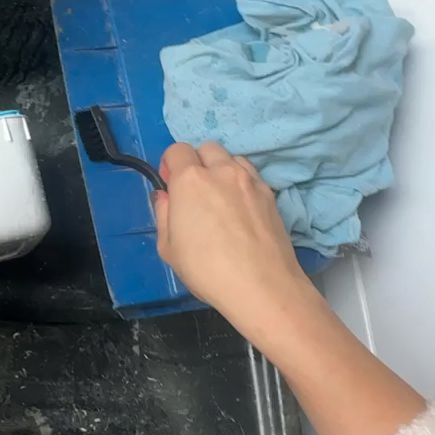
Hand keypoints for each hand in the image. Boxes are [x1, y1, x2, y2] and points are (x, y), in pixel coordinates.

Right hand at [154, 143, 322, 343]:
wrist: (261, 286)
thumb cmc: (206, 269)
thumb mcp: (168, 247)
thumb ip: (163, 214)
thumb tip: (165, 196)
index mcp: (190, 180)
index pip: (177, 150)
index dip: (170, 165)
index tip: (170, 186)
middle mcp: (221, 171)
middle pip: (207, 148)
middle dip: (197, 162)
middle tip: (194, 191)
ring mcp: (250, 181)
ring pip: (232, 159)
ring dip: (221, 170)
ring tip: (220, 198)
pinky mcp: (270, 195)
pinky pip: (251, 176)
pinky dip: (241, 183)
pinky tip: (240, 210)